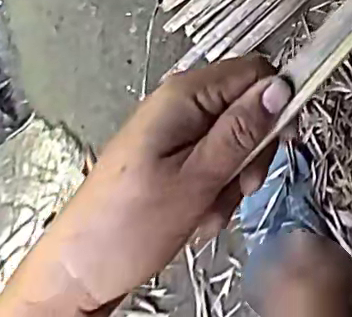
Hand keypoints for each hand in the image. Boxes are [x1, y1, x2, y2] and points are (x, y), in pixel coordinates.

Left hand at [0, 57, 289, 315]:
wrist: (71, 279)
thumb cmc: (125, 230)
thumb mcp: (195, 180)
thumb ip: (241, 131)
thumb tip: (281, 86)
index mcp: (185, 94)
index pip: (255, 72)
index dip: (276, 103)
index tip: (279, 143)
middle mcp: (181, 101)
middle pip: (247, 105)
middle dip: (252, 149)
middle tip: (241, 186)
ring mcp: (174, 127)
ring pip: (234, 136)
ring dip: (233, 176)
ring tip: (209, 209)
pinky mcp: (171, 153)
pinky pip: (213, 157)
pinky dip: (215, 186)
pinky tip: (197, 213)